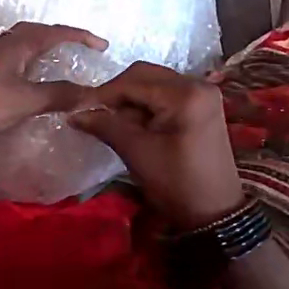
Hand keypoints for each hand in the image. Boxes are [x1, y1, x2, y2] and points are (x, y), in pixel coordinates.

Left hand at [0, 23, 108, 136]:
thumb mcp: (27, 99)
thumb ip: (59, 95)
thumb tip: (91, 94)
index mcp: (20, 44)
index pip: (57, 32)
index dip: (81, 37)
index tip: (102, 45)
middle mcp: (7, 44)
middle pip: (38, 31)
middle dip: (60, 36)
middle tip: (78, 47)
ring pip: (23, 42)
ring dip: (43, 46)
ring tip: (58, 60)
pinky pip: (14, 56)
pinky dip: (30, 59)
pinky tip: (30, 76)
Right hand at [69, 62, 244, 227]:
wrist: (215, 212)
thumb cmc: (176, 183)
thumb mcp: (138, 153)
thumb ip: (106, 126)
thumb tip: (74, 114)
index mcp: (186, 94)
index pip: (134, 81)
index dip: (103, 93)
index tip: (78, 109)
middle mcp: (197, 84)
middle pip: (145, 75)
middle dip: (117, 94)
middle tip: (94, 115)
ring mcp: (202, 94)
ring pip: (153, 84)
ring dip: (130, 100)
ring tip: (112, 123)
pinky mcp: (201, 106)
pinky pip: (165, 95)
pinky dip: (145, 106)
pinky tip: (133, 124)